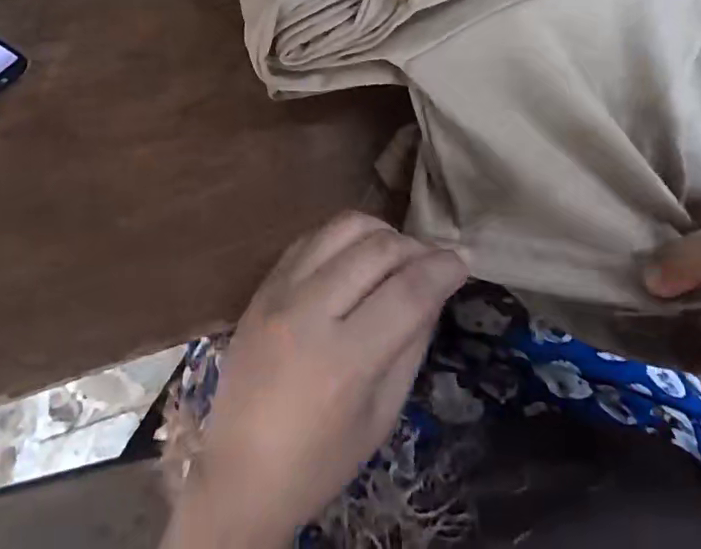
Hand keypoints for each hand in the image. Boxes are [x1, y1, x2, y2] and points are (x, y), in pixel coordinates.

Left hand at [163, 213, 467, 548]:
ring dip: (383, 233)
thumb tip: (437, 288)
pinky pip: (313, 236)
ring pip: (344, 227)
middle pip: (379, 249)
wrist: (239, 472)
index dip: (443, 269)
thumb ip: (413, 343)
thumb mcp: (383, 413)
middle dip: (418, 248)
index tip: (461, 263)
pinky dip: (345, 238)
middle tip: (434, 262)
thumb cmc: (320, 460)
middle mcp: (307, 314)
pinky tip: (357, 258)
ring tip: (397, 255)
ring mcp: (278, 293)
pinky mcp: (262, 286)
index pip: (408, 292)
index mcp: (343, 362)